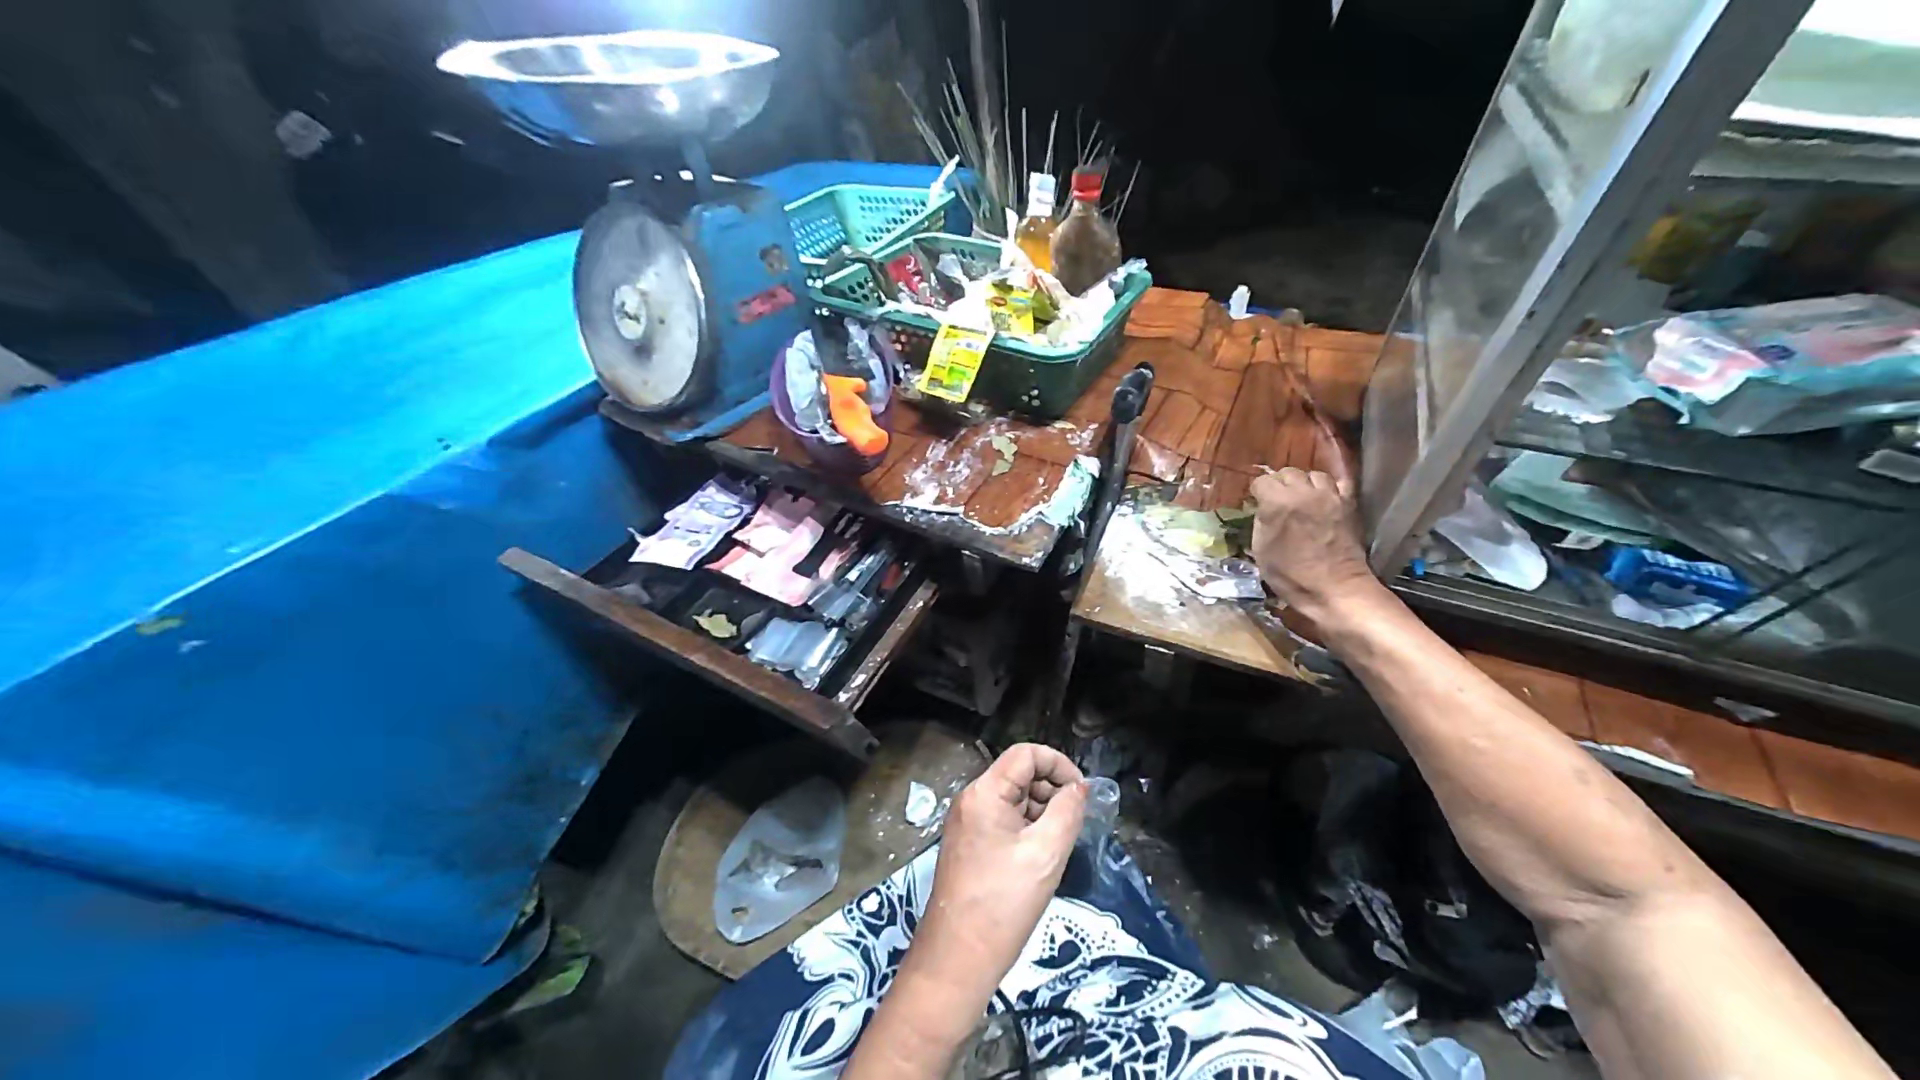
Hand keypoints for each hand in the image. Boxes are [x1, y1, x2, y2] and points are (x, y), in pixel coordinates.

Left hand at [912, 744, 1086, 999]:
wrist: (957, 958)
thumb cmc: (1003, 903)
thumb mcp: (1046, 852)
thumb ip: (1068, 811)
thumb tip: (1079, 788)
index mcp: (983, 792)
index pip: (1025, 754)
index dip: (1058, 764)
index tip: (1082, 794)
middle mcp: (971, 800)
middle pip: (1019, 774)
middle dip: (1051, 791)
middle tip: (1072, 825)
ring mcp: (967, 823)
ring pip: (1013, 800)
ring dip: (1041, 813)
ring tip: (1057, 847)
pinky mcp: (969, 845)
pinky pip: (1004, 822)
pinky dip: (1027, 830)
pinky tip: (1039, 859)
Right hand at [1250, 467, 1376, 621]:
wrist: (1334, 588)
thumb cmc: (1290, 575)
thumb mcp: (1261, 549)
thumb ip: (1262, 521)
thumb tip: (1264, 509)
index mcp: (1277, 504)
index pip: (1262, 481)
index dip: (1258, 492)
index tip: (1257, 503)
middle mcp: (1303, 493)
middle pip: (1288, 473)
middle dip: (1280, 484)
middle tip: (1278, 501)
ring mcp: (1329, 496)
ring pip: (1313, 475)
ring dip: (1304, 484)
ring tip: (1302, 498)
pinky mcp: (1348, 504)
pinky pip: (1339, 482)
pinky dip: (1330, 485)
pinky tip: (1324, 494)